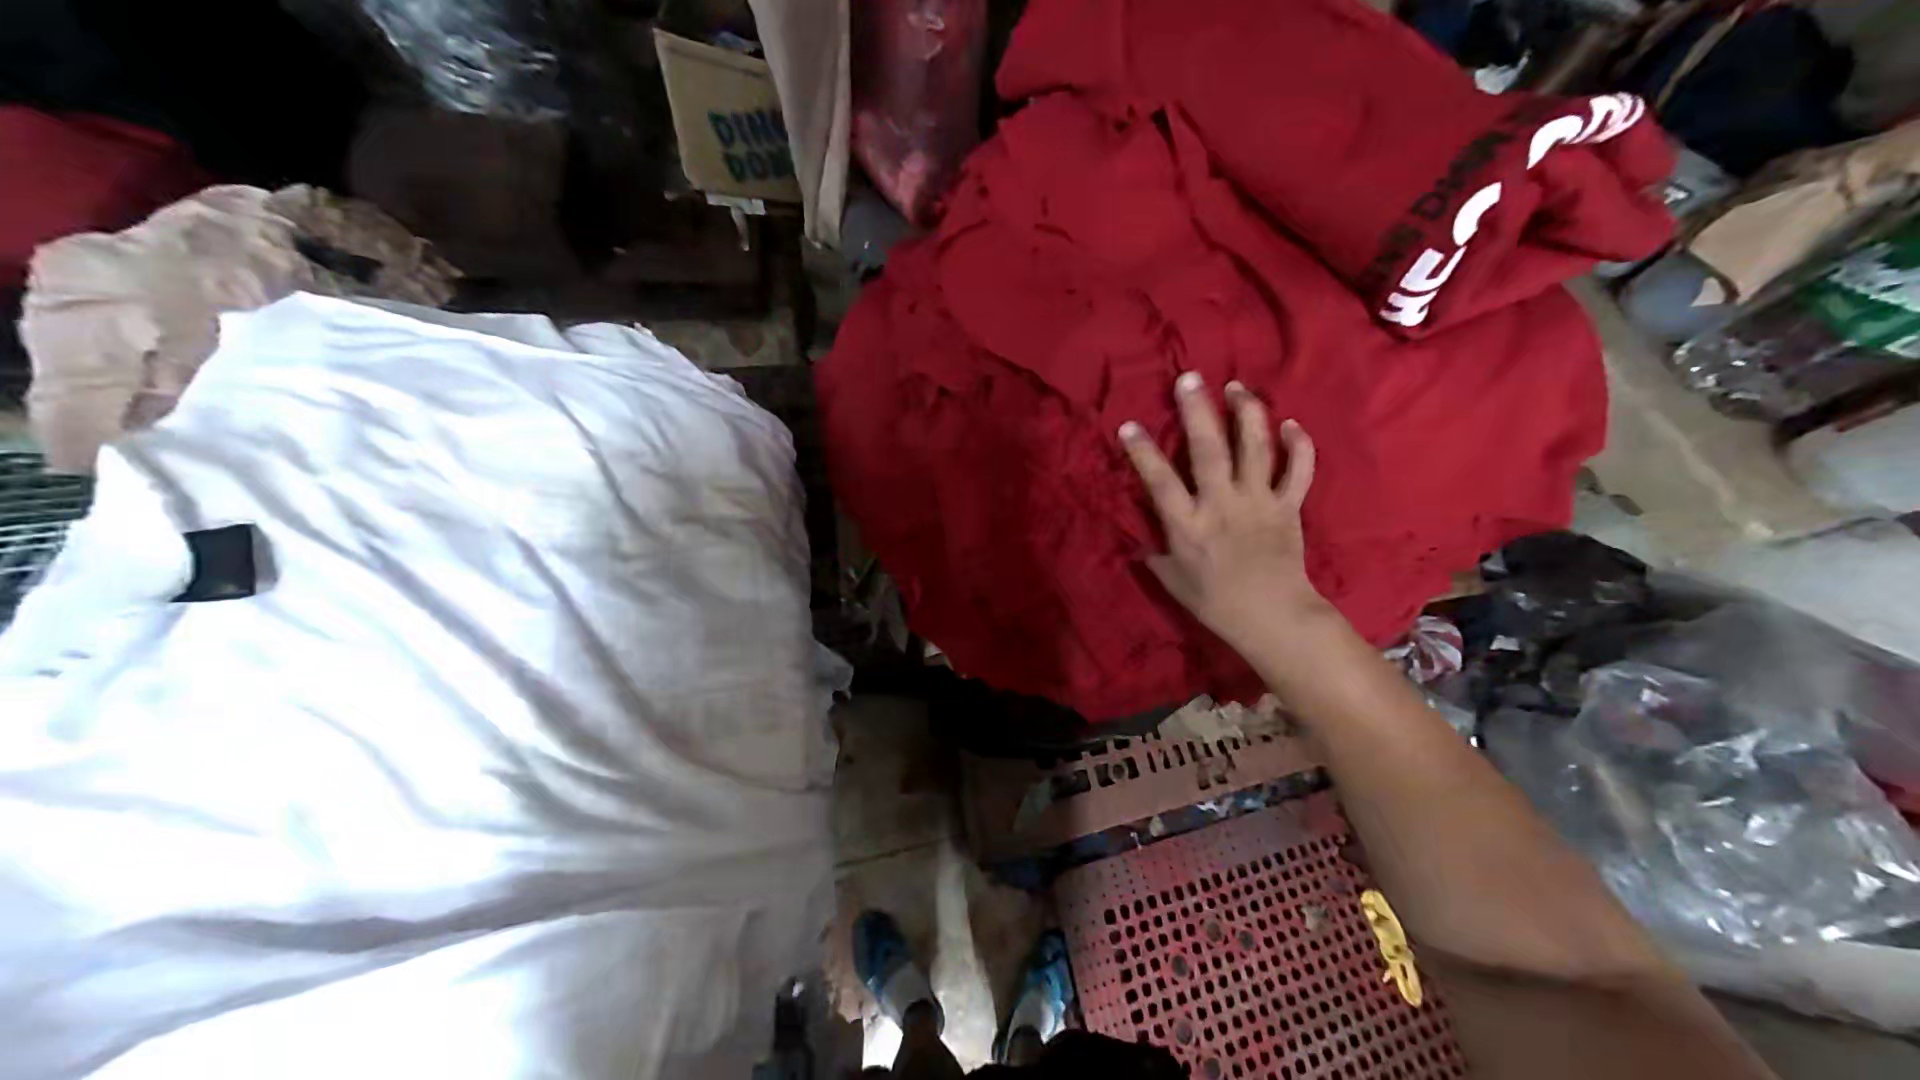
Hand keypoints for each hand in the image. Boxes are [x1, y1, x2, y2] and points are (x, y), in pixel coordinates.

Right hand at [1120, 372, 1327, 652]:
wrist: (1273, 618)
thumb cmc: (1215, 602)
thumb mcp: (1172, 581)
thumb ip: (1155, 552)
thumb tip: (1138, 535)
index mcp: (1188, 525)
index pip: (1160, 481)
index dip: (1143, 452)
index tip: (1129, 426)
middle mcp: (1222, 505)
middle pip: (1208, 450)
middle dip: (1196, 411)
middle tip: (1188, 379)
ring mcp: (1258, 502)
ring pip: (1254, 448)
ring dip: (1245, 413)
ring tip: (1236, 388)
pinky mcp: (1288, 506)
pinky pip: (1298, 470)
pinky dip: (1298, 445)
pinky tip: (1291, 424)